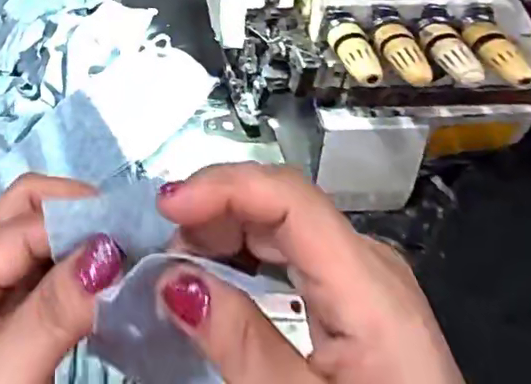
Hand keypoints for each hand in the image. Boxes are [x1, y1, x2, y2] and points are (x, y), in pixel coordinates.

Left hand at [0, 174, 120, 383]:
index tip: (135, 232)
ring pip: (37, 239)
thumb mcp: (7, 374)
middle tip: (131, 232)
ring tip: (130, 249)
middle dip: (74, 210)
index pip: (21, 226)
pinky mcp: (11, 317)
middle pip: (22, 213)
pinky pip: (46, 274)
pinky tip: (111, 281)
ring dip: (79, 235)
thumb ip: (53, 312)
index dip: (74, 221)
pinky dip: (78, 267)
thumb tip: (107, 252)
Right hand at [153, 163, 463, 383]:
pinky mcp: (354, 299)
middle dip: (209, 210)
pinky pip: (286, 250)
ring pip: (277, 222)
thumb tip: (170, 279)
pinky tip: (212, 273)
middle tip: (159, 247)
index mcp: (371, 288)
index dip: (220, 186)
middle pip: (278, 203)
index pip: (288, 196)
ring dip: (218, 230)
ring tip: (176, 262)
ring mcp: (364, 280)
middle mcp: (370, 266)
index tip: (164, 208)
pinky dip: (239, 251)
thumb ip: (240, 343)